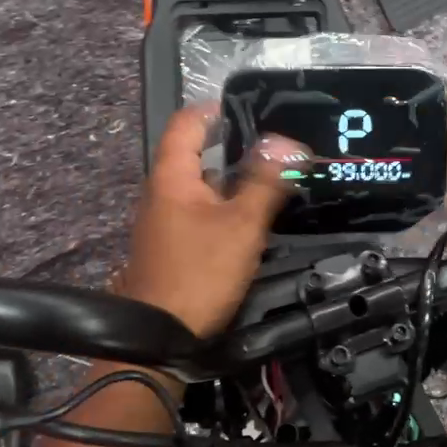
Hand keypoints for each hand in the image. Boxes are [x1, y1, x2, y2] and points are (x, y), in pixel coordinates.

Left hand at [122, 109, 299, 337]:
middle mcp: (161, 192)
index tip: (250, 108)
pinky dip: (224, 205)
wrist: (158, 338)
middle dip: (234, 147)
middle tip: (274, 146)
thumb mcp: (242, 224)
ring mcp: (163, 220)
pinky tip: (251, 219)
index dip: (215, 109)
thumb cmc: (200, 273)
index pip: (186, 123)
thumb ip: (266, 181)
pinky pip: (199, 210)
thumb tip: (288, 142)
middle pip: (195, 153)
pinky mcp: (171, 245)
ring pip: (200, 186)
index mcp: (172, 176)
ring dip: (232, 180)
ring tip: (271, 180)